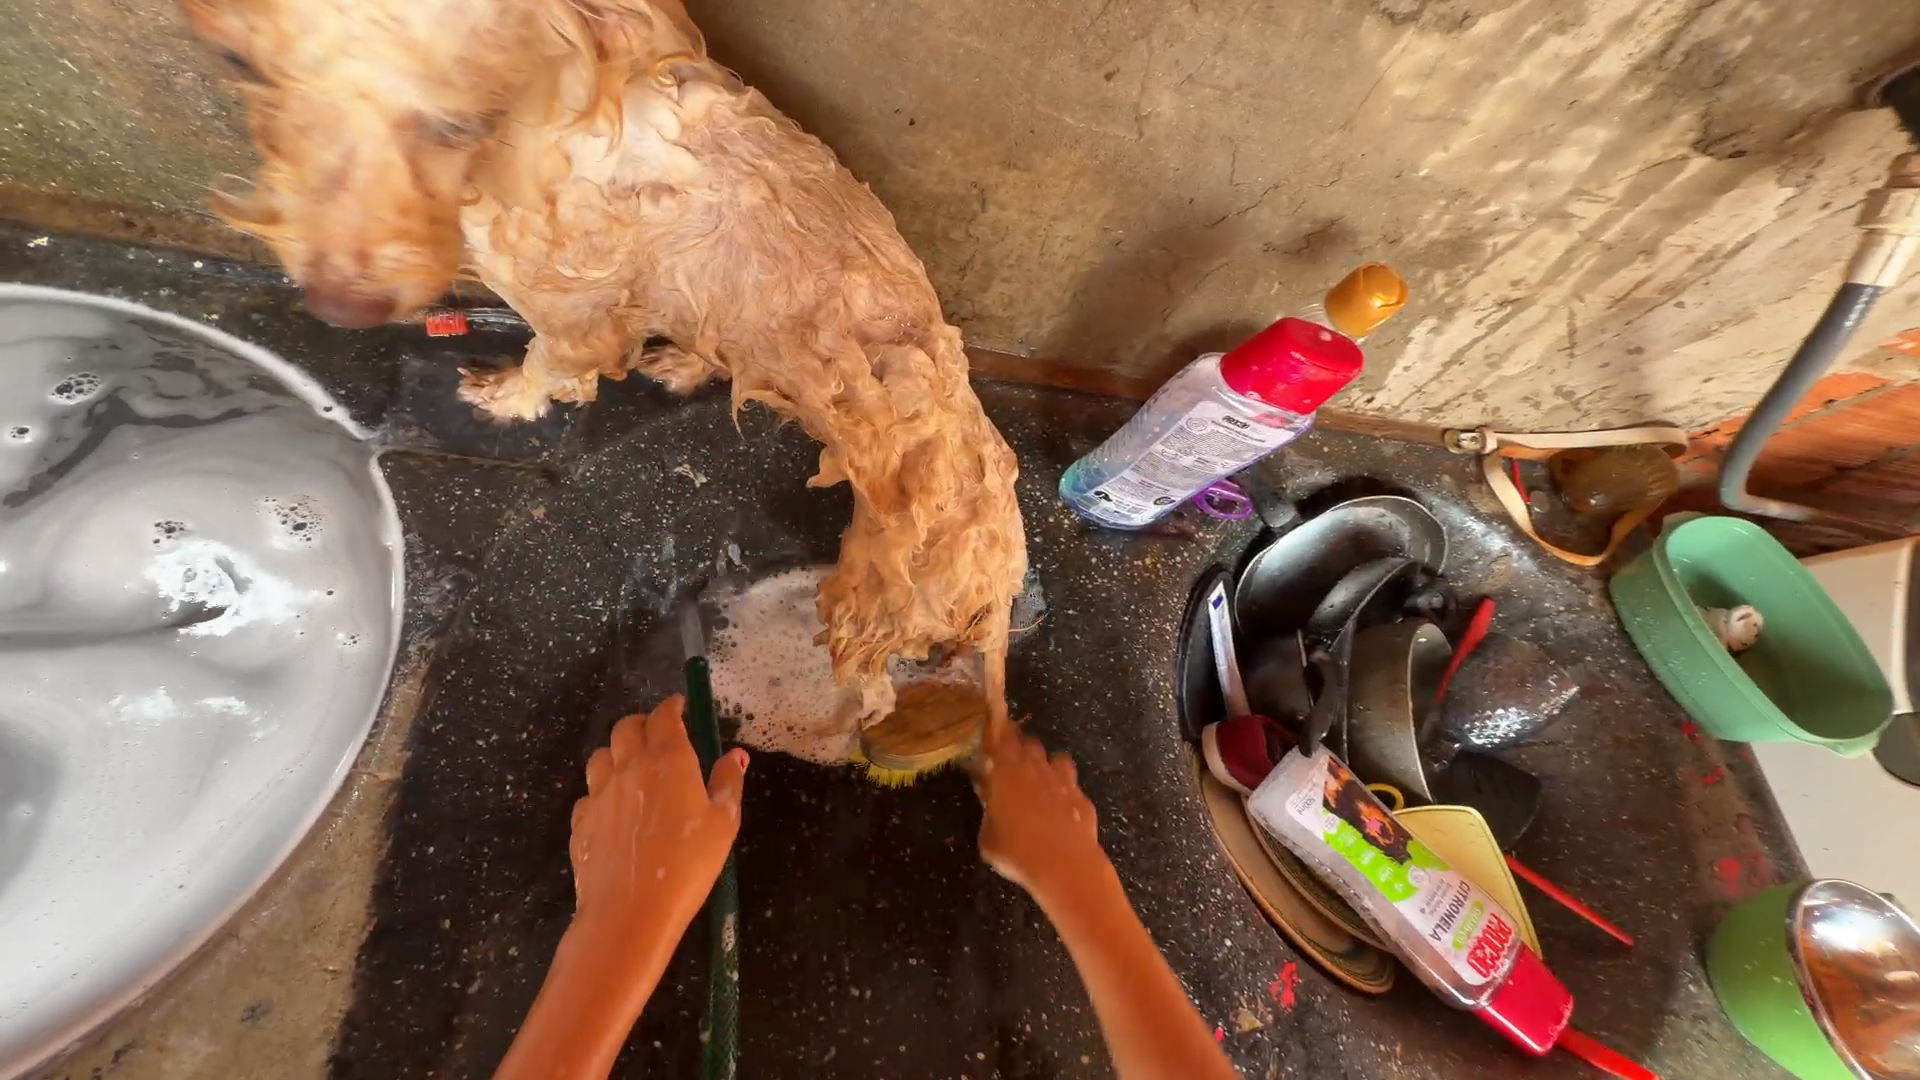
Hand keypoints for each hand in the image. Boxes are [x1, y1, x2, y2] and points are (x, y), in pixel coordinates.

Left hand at [570, 695, 747, 939]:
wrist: (630, 913)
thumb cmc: (688, 863)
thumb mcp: (724, 821)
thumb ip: (729, 781)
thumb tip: (735, 755)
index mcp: (669, 759)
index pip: (664, 714)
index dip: (673, 705)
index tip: (683, 706)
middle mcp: (630, 767)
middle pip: (626, 727)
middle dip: (644, 723)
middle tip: (661, 735)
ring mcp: (600, 794)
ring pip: (601, 756)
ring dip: (618, 753)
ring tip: (635, 769)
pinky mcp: (581, 823)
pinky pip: (588, 794)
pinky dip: (603, 791)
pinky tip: (617, 810)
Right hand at [972, 721, 1106, 894]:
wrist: (1065, 866)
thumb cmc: (1017, 852)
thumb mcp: (988, 838)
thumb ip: (988, 813)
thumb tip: (989, 800)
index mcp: (1007, 771)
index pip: (1001, 736)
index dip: (997, 729)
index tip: (994, 728)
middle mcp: (1035, 767)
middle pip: (1029, 743)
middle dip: (1021, 748)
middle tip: (1013, 763)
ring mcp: (1063, 780)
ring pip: (1056, 759)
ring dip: (1047, 765)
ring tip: (1041, 782)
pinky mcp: (1082, 797)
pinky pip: (1072, 786)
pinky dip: (1066, 792)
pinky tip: (1062, 810)